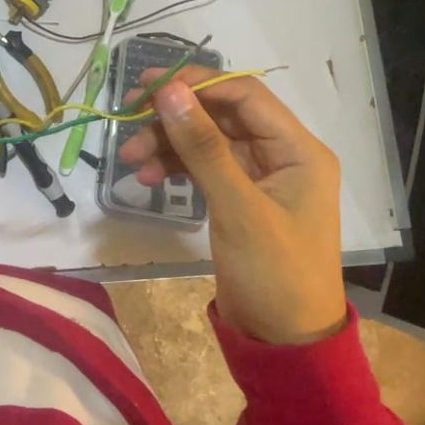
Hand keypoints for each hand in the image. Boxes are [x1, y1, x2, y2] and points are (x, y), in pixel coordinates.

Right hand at [117, 66, 346, 344]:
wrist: (285, 340)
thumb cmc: (273, 272)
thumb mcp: (237, 207)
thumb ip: (202, 147)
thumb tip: (168, 91)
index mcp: (297, 150)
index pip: (243, 95)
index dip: (196, 83)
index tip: (146, 87)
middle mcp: (281, 155)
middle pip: (220, 116)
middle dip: (174, 117)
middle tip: (127, 118)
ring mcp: (259, 177)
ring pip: (206, 141)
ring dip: (167, 144)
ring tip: (129, 160)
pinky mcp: (239, 198)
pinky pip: (203, 167)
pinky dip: (174, 168)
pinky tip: (147, 178)